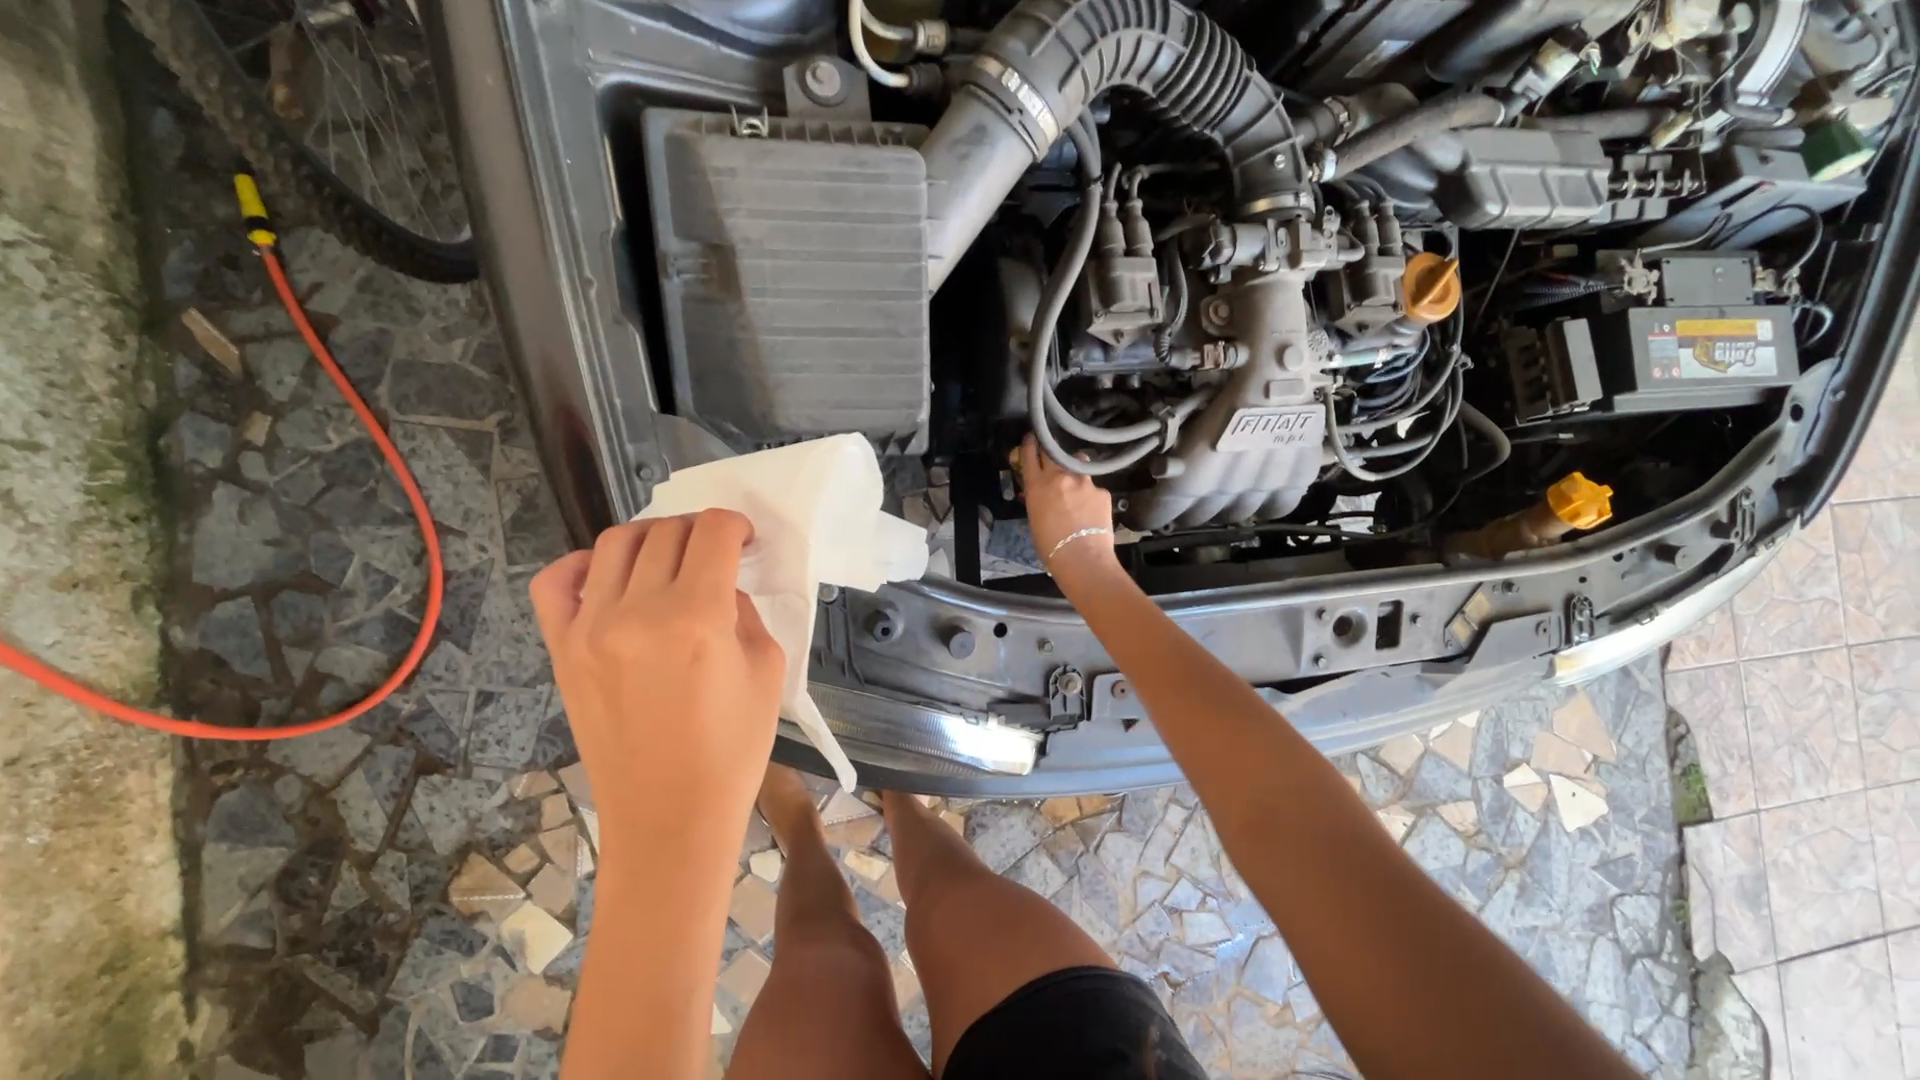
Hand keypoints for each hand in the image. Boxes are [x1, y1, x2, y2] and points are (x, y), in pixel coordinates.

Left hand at [529, 510, 785, 842]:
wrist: (669, 816)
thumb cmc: (731, 752)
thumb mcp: (767, 673)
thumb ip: (746, 614)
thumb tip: (721, 587)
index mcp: (698, 617)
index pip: (714, 534)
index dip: (736, 525)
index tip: (745, 539)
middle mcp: (639, 611)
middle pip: (667, 532)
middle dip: (699, 530)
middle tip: (715, 552)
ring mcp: (591, 628)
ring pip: (615, 543)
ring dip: (651, 537)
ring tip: (668, 558)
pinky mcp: (562, 650)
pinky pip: (556, 582)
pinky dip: (582, 564)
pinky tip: (608, 577)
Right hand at [1018, 434, 1117, 578]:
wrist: (1081, 557)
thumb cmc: (1050, 546)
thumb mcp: (1035, 520)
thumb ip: (1037, 501)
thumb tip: (1039, 495)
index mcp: (1037, 485)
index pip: (1030, 455)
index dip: (1029, 444)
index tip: (1031, 437)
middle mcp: (1060, 477)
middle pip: (1053, 453)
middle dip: (1051, 451)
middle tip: (1052, 453)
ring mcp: (1083, 481)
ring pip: (1079, 464)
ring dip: (1075, 468)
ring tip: (1077, 482)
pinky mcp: (1101, 491)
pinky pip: (1094, 487)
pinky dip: (1091, 494)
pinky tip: (1091, 509)